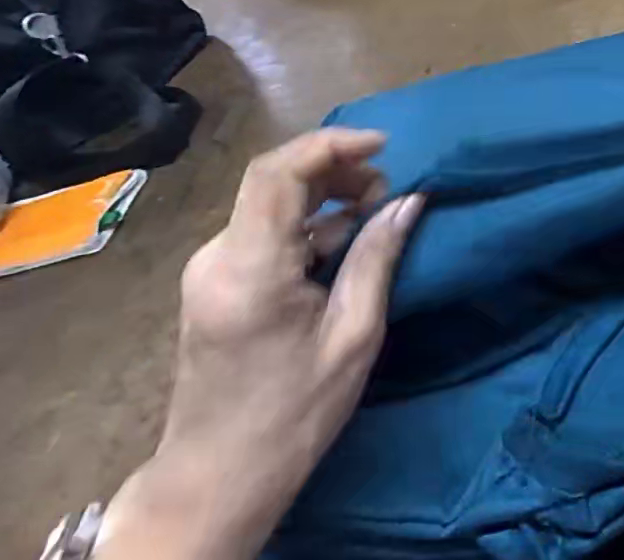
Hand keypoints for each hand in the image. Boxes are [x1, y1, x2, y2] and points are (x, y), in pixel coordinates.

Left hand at [96, 128, 423, 559]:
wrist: (217, 478)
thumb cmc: (295, 411)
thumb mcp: (354, 332)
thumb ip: (377, 256)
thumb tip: (410, 200)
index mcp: (249, 269)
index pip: (276, 174)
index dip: (330, 145)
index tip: (384, 145)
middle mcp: (218, 257)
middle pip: (277, 182)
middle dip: (341, 172)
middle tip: (390, 195)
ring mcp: (213, 268)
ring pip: (277, 204)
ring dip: (332, 199)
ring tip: (377, 220)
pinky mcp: (220, 280)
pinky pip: (273, 230)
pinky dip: (316, 224)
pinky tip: (347, 248)